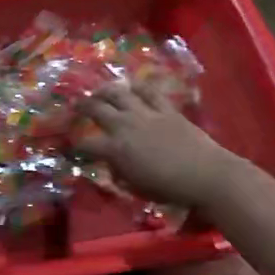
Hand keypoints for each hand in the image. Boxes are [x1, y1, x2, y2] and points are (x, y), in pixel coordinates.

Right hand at [77, 81, 242, 206]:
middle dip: (82, 106)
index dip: (74, 145)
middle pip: (97, 109)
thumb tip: (112, 164)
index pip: (86, 144)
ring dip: (105, 90)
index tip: (69, 145)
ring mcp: (146, 114)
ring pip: (119, 94)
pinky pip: (149, 91)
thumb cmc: (168, 188)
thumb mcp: (135, 187)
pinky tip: (132, 85)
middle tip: (75, 104)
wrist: (205, 174)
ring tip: (99, 91)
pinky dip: (138, 87)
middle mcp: (125, 126)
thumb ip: (120, 173)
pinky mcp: (166, 108)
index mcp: (115, 150)